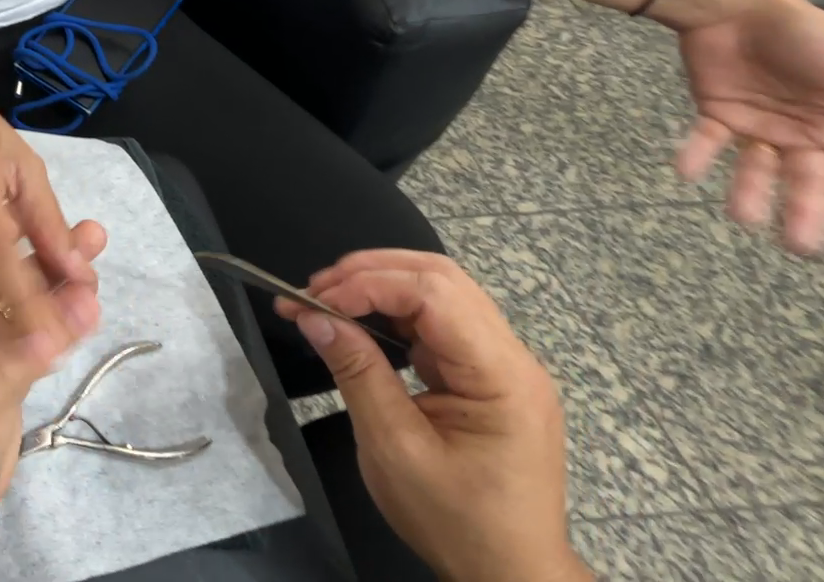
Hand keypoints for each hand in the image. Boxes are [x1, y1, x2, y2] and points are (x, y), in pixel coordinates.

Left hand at [0, 220, 107, 567]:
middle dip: (45, 253)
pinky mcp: (4, 372)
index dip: (18, 239)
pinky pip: (36, 336)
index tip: (59, 225)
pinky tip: (89, 305)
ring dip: (57, 282)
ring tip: (96, 253)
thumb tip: (81, 305)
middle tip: (90, 234)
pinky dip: (60, 321)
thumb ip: (27, 353)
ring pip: (23, 301)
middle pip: (3, 271)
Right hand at [278, 250, 589, 581]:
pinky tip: (355, 320)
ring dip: (377, 284)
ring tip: (325, 300)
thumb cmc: (456, 520)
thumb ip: (357, 373)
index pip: (433, 294)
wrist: (509, 575)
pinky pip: (436, 320)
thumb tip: (314, 316)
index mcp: (501, 376)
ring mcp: (500, 365)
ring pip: (438, 291)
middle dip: (369, 272)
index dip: (367, 284)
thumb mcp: (394, 448)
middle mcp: (511, 358)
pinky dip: (389, 309)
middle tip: (313, 291)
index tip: (313, 303)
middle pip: (440, 278)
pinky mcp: (483, 375)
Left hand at [675, 0, 823, 253]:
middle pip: (808, 182)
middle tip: (799, 250)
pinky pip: (705, 140)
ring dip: (749, 193)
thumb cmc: (815, 41)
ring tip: (742, 219)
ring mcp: (760, 124)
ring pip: (755, 168)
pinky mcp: (717, 111)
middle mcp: (808, 134)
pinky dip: (694, 155)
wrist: (744, 10)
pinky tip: (687, 172)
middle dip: (806, 215)